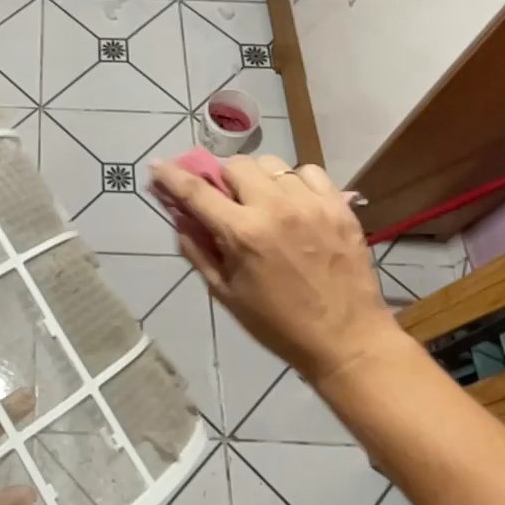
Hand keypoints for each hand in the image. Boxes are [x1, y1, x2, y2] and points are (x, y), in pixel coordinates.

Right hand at [151, 155, 401, 384]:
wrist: (346, 339)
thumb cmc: (278, 324)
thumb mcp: (226, 293)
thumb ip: (198, 250)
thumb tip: (178, 217)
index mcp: (243, 234)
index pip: (196, 192)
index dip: (171, 176)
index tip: (157, 166)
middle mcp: (275, 208)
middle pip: (235, 165)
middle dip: (223, 179)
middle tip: (227, 201)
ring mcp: (311, 203)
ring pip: (272, 164)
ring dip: (258, 180)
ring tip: (264, 203)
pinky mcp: (339, 205)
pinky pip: (308, 172)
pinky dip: (295, 181)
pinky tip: (295, 204)